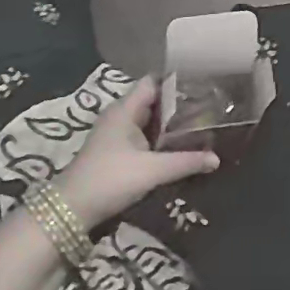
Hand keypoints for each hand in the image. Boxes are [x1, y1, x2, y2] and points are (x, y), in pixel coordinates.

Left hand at [55, 77, 219, 228]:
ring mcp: (115, 134)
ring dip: (169, 125)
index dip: (175, 81)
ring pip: (147, 122)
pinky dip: (159, 140)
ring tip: (200, 126)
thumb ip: (185, 161)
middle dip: (177, 105)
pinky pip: (141, 137)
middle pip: (152, 102)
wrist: (73, 208)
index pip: (152, 83)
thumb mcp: (152, 170)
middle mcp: (119, 116)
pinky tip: (177, 148)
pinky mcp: (115, 151)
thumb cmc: (111, 178)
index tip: (201, 85)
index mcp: (124, 110)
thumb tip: (216, 158)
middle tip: (208, 108)